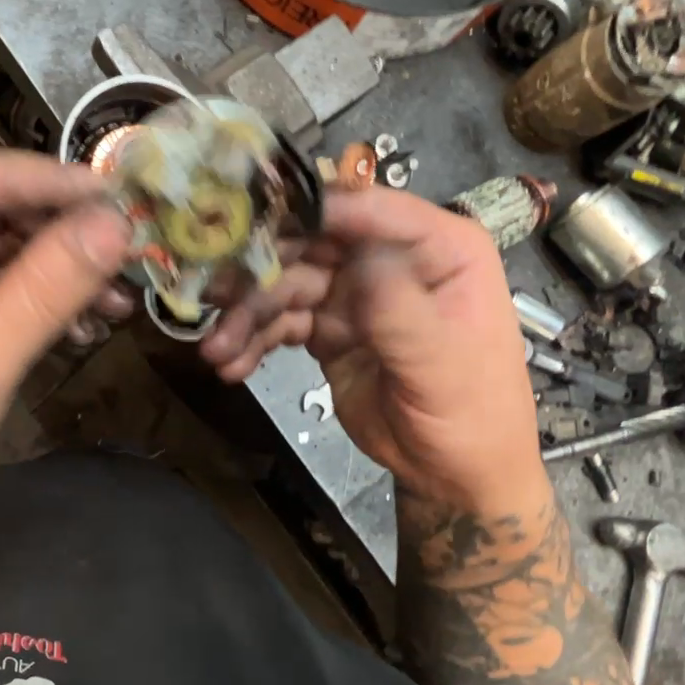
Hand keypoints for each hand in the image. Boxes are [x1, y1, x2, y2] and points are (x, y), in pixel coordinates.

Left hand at [0, 151, 130, 506]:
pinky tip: (87, 307)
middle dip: (62, 224)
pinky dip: (45, 276)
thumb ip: (49, 288)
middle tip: (125, 246)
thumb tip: (115, 226)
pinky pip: (1, 250)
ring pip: (5, 221)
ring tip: (115, 292)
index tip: (115, 196)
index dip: (49, 181)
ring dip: (62, 255)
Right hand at [200, 188, 543, 509]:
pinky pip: (283, 325)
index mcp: (438, 251)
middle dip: (261, 270)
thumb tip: (357, 258)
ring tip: (215, 348)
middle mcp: (392, 262)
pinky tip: (231, 365)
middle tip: (214, 291)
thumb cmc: (470, 414)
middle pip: (314, 245)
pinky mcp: (330, 331)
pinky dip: (254, 342)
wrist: (454, 474)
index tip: (256, 220)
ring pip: (288, 287)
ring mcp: (357, 297)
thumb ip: (399, 311)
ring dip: (247, 315)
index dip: (315, 211)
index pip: (373, 210)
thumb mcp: (441, 364)